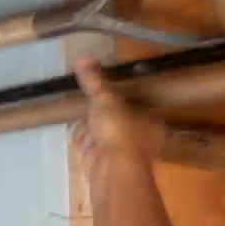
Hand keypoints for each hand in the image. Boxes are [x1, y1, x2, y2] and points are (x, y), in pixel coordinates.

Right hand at [71, 57, 164, 177]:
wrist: (112, 169)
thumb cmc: (119, 131)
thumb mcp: (105, 99)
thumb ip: (95, 80)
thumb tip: (84, 56)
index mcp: (151, 121)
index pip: (139, 104)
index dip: (124, 95)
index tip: (109, 87)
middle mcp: (140, 137)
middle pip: (120, 118)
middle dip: (104, 111)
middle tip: (89, 95)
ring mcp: (121, 152)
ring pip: (105, 133)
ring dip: (91, 124)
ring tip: (77, 107)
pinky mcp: (103, 162)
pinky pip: (91, 145)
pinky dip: (83, 138)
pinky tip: (73, 129)